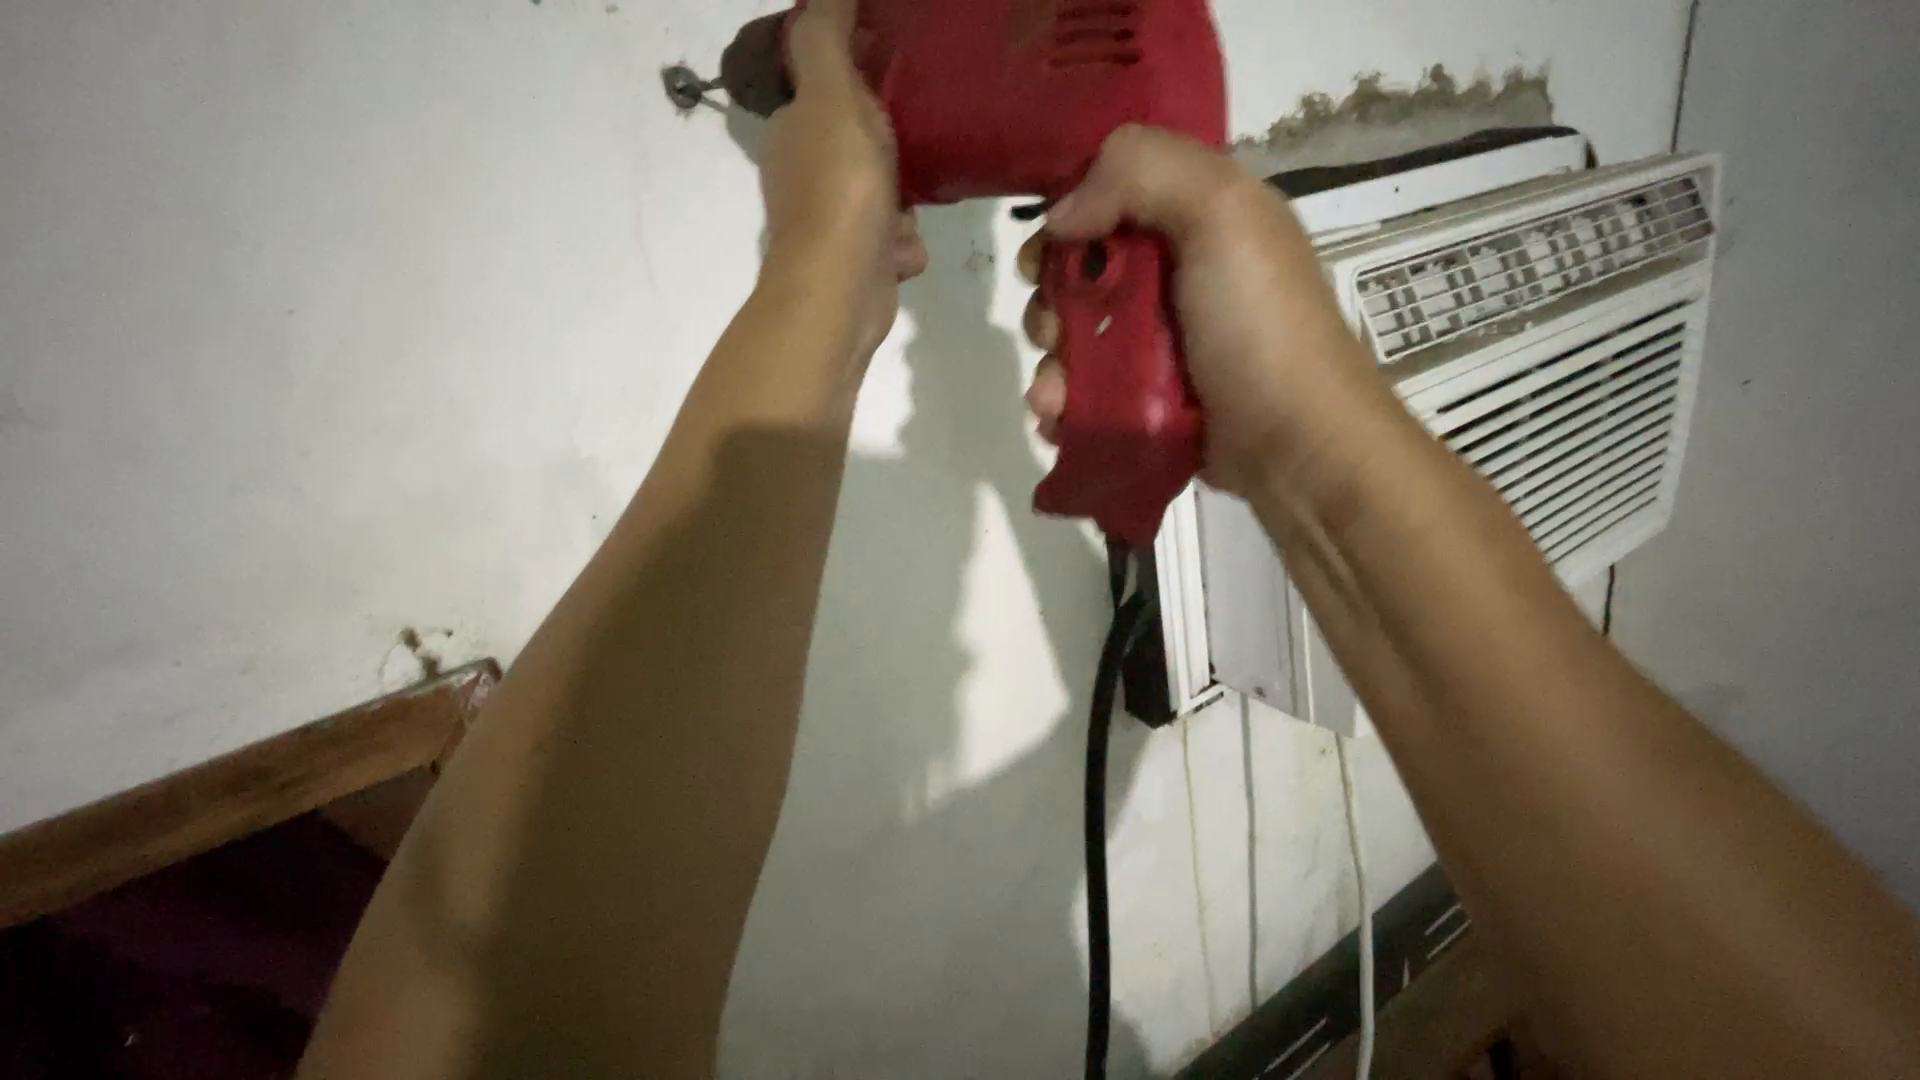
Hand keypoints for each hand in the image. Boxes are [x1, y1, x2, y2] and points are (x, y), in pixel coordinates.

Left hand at [758, 0, 927, 362]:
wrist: (840, 291)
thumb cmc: (839, 192)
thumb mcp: (832, 97)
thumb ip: (827, 39)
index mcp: (793, 135)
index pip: (828, 93)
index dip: (862, 84)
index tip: (897, 80)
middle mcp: (804, 179)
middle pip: (864, 148)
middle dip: (894, 154)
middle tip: (917, 147)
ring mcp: (830, 228)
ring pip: (886, 200)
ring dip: (904, 208)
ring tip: (909, 213)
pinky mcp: (855, 268)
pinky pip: (893, 244)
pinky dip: (902, 248)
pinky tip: (903, 253)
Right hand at [1020, 126, 1383, 496]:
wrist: (1296, 445)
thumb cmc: (1260, 326)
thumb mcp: (1223, 213)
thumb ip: (1140, 174)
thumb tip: (1060, 217)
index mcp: (1199, 221)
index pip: (1112, 199)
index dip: (1068, 220)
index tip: (1045, 253)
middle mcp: (1177, 278)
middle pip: (1082, 276)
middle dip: (1051, 303)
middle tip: (1053, 330)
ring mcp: (1161, 347)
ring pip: (1078, 341)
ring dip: (1051, 365)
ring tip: (1056, 397)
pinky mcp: (1148, 403)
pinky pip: (1087, 394)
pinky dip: (1063, 407)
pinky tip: (1059, 420)